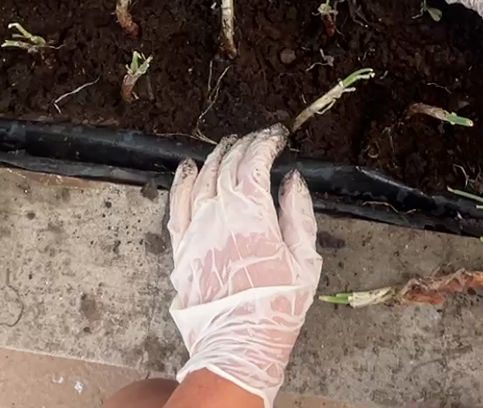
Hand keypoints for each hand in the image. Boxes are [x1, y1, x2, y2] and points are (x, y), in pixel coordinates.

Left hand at [167, 126, 321, 407]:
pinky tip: (188, 167)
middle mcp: (219, 214)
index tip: (277, 135)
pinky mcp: (181, 246)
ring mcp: (196, 229)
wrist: (236, 347)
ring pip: (204, 177)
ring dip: (218, 156)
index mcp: (252, 215)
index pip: (254, 163)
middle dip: (245, 145)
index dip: (266, 143)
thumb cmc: (276, 307)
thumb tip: (292, 179)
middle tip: (259, 138)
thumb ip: (298, 214)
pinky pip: (177, 204)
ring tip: (230, 144)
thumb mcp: (304, 261)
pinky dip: (183, 181)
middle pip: (228, 165)